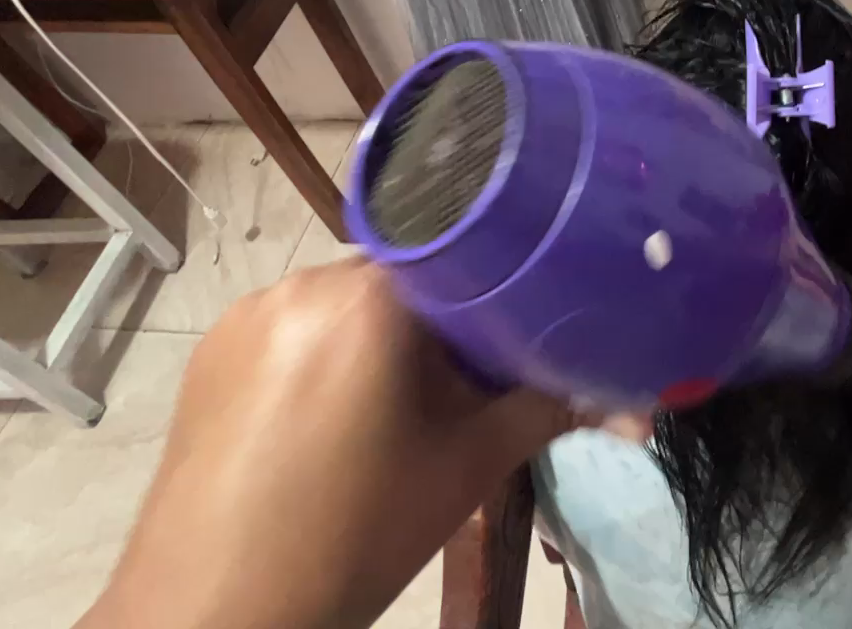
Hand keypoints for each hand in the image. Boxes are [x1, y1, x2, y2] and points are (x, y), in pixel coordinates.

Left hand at [81, 257, 576, 628]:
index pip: (462, 258)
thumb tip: (640, 413)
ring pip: (351, 297)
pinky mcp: (213, 346)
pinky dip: (329, 346)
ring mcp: (250, 311)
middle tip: (464, 378)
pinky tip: (334, 408)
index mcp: (371, 299)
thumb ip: (552, 412)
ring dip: (383, 332)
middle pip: (405, 278)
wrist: (211, 621)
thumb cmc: (357, 534)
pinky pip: (298, 320)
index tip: (516, 332)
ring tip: (400, 397)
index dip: (497, 291)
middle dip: (440, 320)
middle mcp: (304, 282)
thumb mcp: (469, 465)